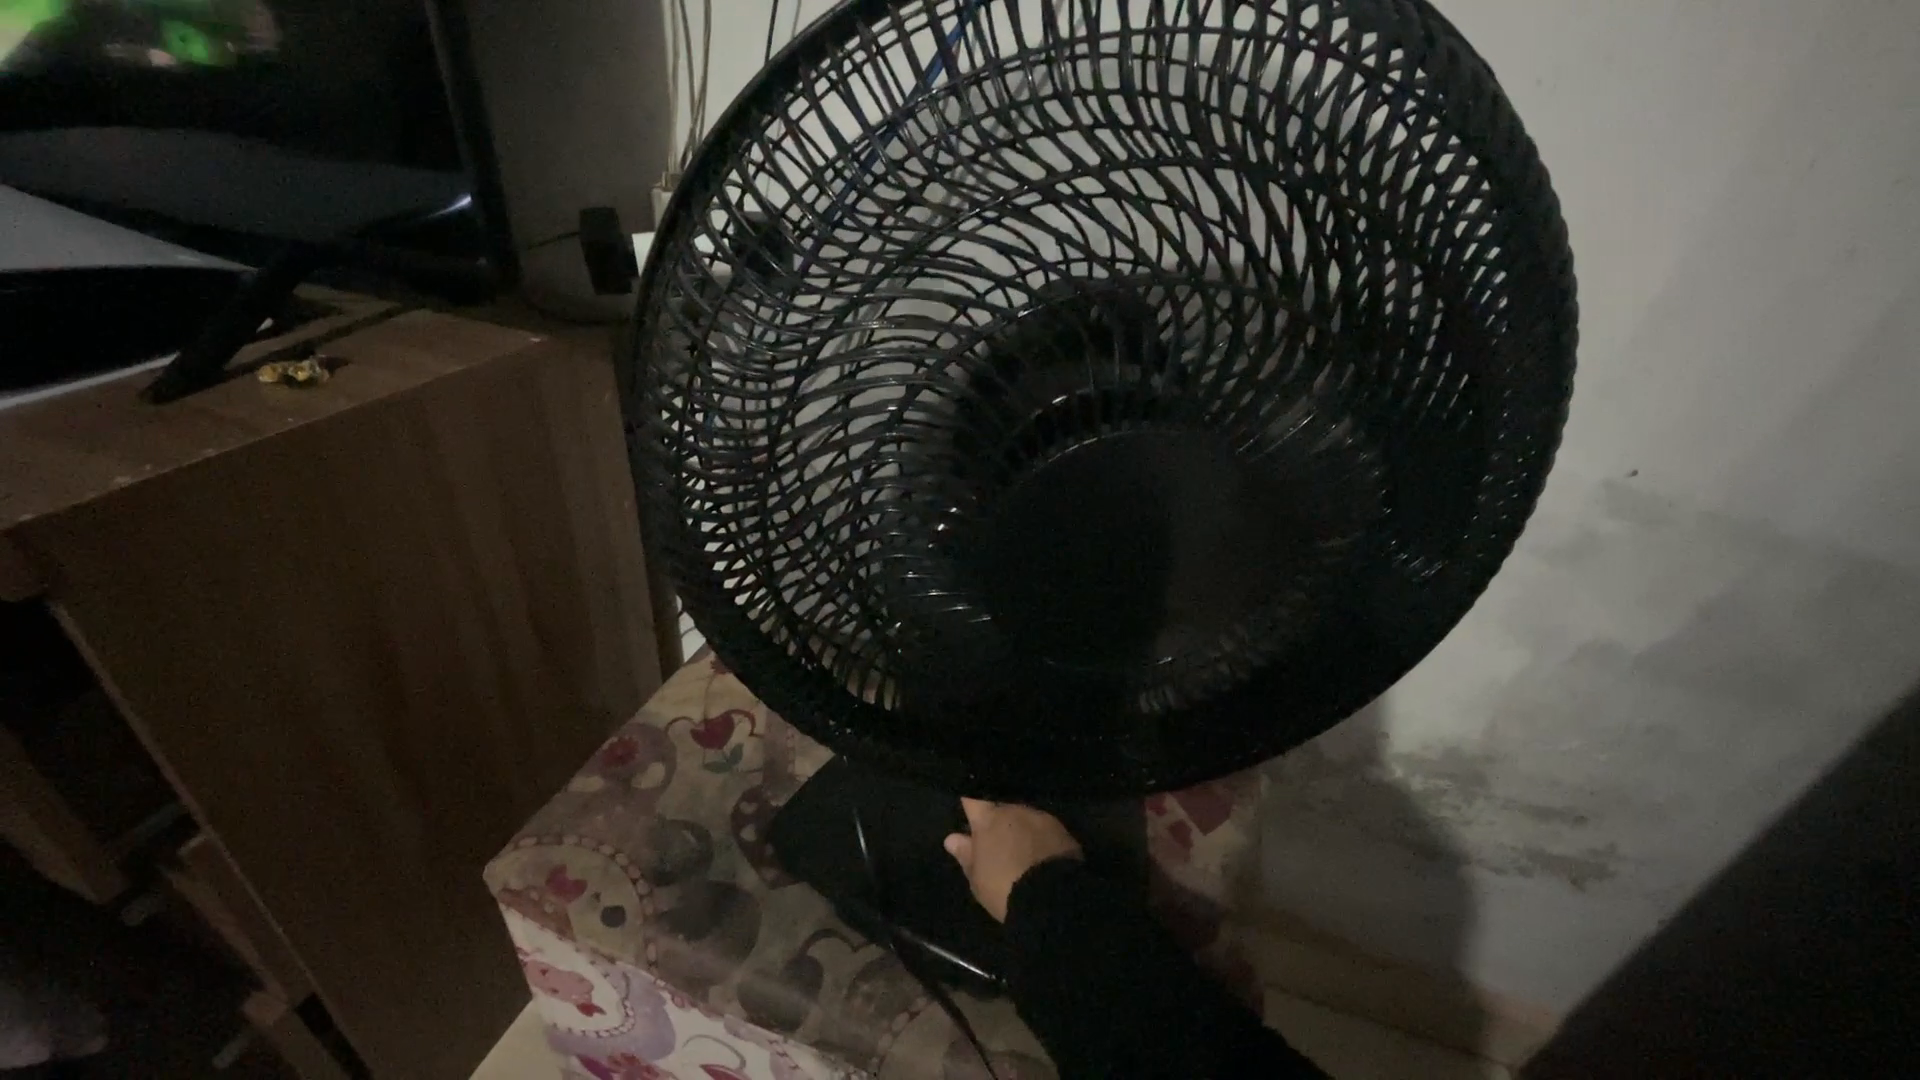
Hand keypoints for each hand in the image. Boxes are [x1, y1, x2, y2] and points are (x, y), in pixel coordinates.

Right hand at [942, 798, 1082, 921]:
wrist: (1053, 898)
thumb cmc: (1005, 889)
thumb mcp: (978, 879)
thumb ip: (966, 855)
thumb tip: (952, 838)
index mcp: (989, 818)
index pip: (972, 798)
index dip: (970, 802)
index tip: (968, 809)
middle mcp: (1014, 809)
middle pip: (1000, 807)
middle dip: (997, 819)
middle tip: (996, 840)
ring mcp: (1040, 816)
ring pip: (1024, 817)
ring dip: (1020, 828)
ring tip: (1021, 850)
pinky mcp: (1062, 829)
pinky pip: (1044, 828)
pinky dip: (1039, 838)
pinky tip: (1041, 855)